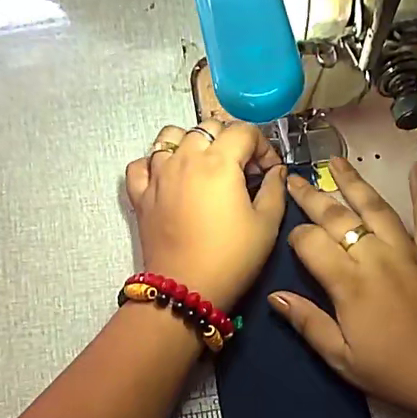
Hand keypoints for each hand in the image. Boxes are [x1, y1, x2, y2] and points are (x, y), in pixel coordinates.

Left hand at [125, 120, 285, 311]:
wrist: (186, 289)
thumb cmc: (232, 258)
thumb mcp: (267, 224)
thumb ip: (274, 189)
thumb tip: (275, 172)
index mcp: (219, 162)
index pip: (244, 132)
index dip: (263, 147)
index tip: (268, 172)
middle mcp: (185, 158)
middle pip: (209, 128)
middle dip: (231, 142)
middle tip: (242, 172)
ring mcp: (158, 174)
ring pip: (171, 136)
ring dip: (192, 143)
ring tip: (205, 167)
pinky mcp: (141, 194)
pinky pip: (142, 163)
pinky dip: (156, 163)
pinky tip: (170, 178)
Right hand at [273, 158, 416, 417]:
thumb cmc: (397, 372)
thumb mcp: (343, 359)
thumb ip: (309, 323)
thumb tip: (276, 296)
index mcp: (349, 283)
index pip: (311, 243)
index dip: (296, 238)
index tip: (292, 242)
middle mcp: (376, 256)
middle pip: (338, 217)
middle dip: (313, 196)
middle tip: (296, 179)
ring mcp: (408, 251)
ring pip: (377, 207)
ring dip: (355, 182)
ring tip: (338, 161)